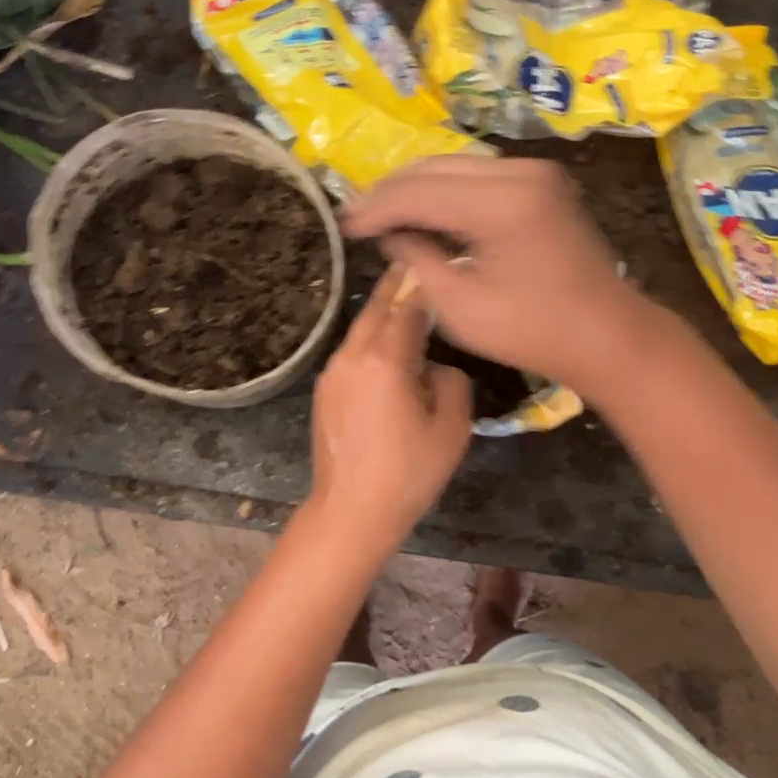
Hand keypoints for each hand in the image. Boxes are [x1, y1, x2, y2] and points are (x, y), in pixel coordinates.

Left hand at [307, 266, 472, 555]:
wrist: (351, 510)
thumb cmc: (408, 472)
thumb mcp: (451, 429)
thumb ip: (452, 382)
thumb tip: (439, 367)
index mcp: (385, 359)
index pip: (408, 310)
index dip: (424, 291)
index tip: (438, 273)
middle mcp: (352, 356)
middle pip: (376, 310)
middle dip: (395, 287)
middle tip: (413, 267)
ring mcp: (332, 372)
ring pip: (360, 330)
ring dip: (381, 314)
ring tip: (403, 303)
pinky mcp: (324, 390)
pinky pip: (351, 353)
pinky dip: (369, 341)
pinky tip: (386, 350)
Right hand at [342, 156, 671, 397]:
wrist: (609, 334)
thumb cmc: (534, 331)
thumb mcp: (460, 306)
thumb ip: (416, 259)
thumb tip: (391, 234)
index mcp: (502, 202)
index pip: (419, 192)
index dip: (375, 208)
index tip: (342, 225)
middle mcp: (520, 172)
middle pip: (434, 167)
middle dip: (391, 192)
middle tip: (355, 218)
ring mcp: (535, 171)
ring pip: (454, 165)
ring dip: (416, 188)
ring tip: (381, 215)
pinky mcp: (541, 181)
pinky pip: (477, 174)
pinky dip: (444, 190)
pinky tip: (422, 211)